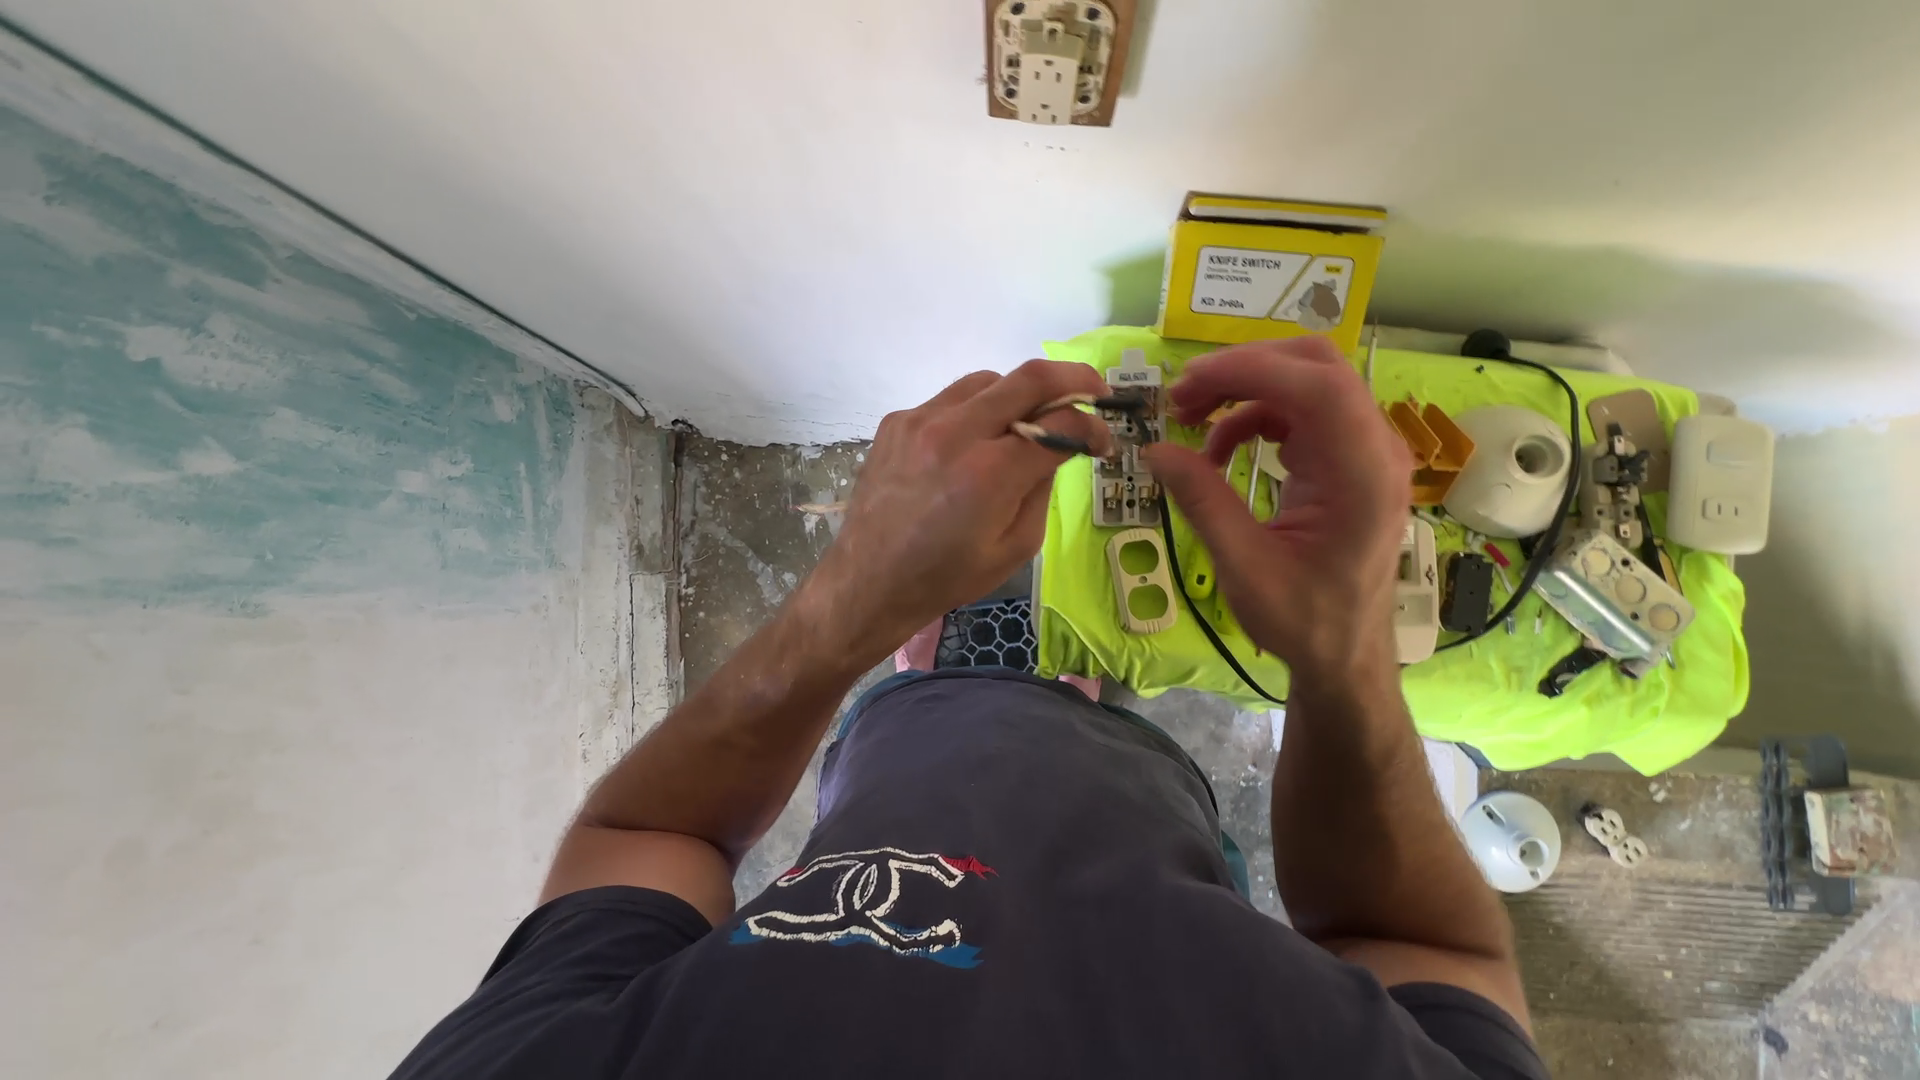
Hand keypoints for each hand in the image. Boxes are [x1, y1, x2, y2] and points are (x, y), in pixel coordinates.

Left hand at [802, 360, 1111, 666]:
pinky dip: (975, 411)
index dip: (1092, 426)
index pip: (1060, 425)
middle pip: (1028, 378)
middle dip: (1071, 379)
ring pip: (988, 381)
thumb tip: (1059, 445)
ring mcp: (919, 420)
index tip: (1103, 440)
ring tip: (1026, 424)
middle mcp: (954, 433)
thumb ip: (1043, 486)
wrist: (869, 581)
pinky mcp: (896, 421)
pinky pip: (951, 399)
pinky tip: (973, 443)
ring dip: (1019, 393)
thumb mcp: (1016, 546)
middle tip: (1091, 391)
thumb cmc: (947, 576)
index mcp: (989, 474)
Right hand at [1142, 338, 1411, 679]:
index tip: (1188, 385)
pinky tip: (1220, 449)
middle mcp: (1374, 451)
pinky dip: (1254, 416)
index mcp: (1362, 477)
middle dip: (1244, 369)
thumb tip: (1155, 449)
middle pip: (1316, 367)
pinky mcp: (1346, 460)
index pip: (1319, 388)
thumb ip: (1203, 501)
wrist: (1345, 653)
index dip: (1251, 370)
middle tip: (1183, 396)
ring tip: (1189, 418)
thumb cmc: (1302, 620)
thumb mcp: (1243, 566)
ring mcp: (1364, 451)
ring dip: (1244, 389)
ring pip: (1306, 382)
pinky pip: (1300, 412)